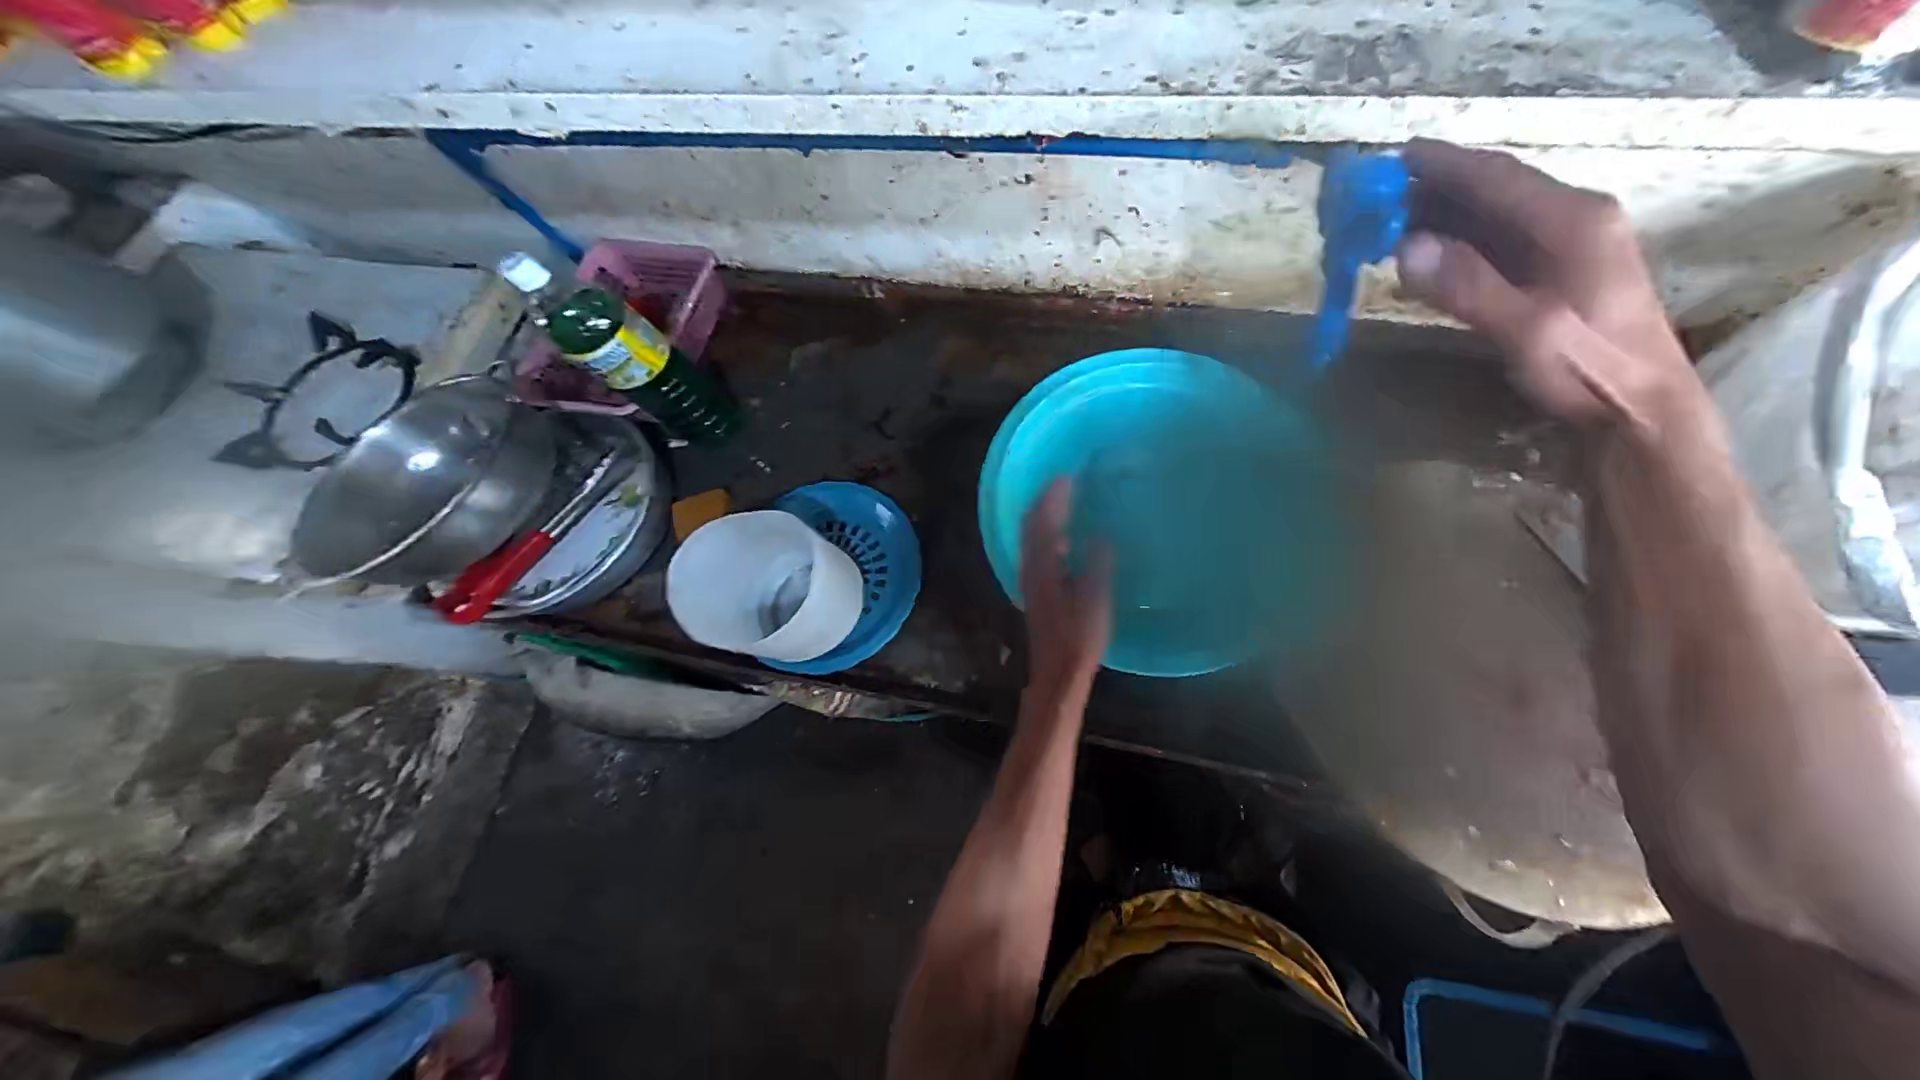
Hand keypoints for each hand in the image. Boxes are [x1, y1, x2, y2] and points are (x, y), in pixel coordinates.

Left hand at [1019, 479, 1112, 697]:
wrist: (1057, 673)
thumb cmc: (1079, 639)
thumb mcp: (1095, 603)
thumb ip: (1097, 567)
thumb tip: (1100, 536)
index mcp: (1043, 567)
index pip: (1043, 521)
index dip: (1053, 496)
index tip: (1068, 473)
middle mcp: (1031, 568)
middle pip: (1031, 524)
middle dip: (1045, 499)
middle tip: (1065, 479)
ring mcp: (1031, 579)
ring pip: (1031, 536)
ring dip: (1044, 514)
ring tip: (1064, 499)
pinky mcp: (1036, 589)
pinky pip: (1037, 548)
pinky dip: (1047, 532)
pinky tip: (1064, 537)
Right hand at [1394, 139, 1701, 428]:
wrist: (1639, 410)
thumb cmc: (1591, 371)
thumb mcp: (1528, 331)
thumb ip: (1469, 287)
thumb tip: (1405, 249)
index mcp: (1572, 221)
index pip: (1495, 177)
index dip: (1441, 165)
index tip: (1388, 160)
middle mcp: (1569, 220)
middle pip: (1488, 192)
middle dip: (1428, 191)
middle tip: (1370, 200)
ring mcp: (1560, 246)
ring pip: (1486, 217)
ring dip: (1434, 217)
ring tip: (1380, 224)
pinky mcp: (1547, 272)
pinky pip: (1489, 243)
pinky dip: (1448, 242)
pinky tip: (1417, 253)